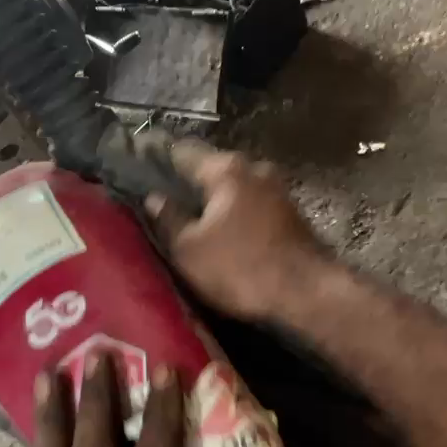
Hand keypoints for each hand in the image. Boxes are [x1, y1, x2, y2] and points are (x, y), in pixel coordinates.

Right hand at [145, 143, 336, 320]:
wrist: (308, 294)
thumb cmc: (242, 269)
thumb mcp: (190, 250)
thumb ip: (169, 219)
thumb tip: (153, 197)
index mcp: (226, 169)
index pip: (182, 152)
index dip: (157, 159)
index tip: (138, 168)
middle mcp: (255, 169)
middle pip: (212, 170)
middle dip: (189, 184)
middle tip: (164, 202)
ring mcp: (279, 191)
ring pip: (235, 190)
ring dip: (215, 203)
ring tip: (192, 222)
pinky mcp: (292, 216)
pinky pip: (253, 208)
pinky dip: (236, 216)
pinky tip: (225, 234)